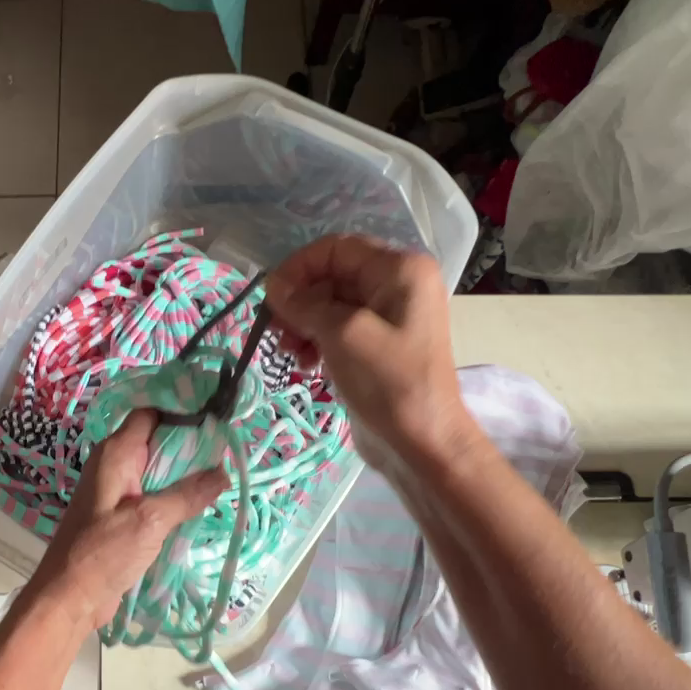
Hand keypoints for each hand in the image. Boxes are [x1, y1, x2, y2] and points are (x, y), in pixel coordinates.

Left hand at [30, 410, 228, 629]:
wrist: (70, 596)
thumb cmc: (104, 552)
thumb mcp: (151, 520)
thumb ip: (188, 494)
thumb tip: (223, 473)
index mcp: (115, 453)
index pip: (150, 413)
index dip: (181, 413)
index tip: (216, 422)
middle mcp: (113, 465)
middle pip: (156, 441)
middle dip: (190, 446)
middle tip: (227, 454)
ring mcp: (115, 491)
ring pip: (156, 470)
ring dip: (184, 475)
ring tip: (220, 479)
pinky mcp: (119, 515)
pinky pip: (151, 495)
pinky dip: (173, 497)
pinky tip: (198, 506)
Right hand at [265, 235, 471, 457]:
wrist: (420, 441)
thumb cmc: (388, 381)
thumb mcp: (342, 334)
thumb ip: (305, 304)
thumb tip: (273, 287)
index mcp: (399, 270)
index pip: (335, 249)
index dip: (297, 268)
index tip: (270, 299)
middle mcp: (397, 284)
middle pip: (331, 276)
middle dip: (298, 301)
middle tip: (276, 332)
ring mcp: (388, 316)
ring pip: (329, 304)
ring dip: (302, 324)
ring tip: (290, 353)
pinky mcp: (376, 344)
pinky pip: (336, 328)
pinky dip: (315, 340)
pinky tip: (305, 363)